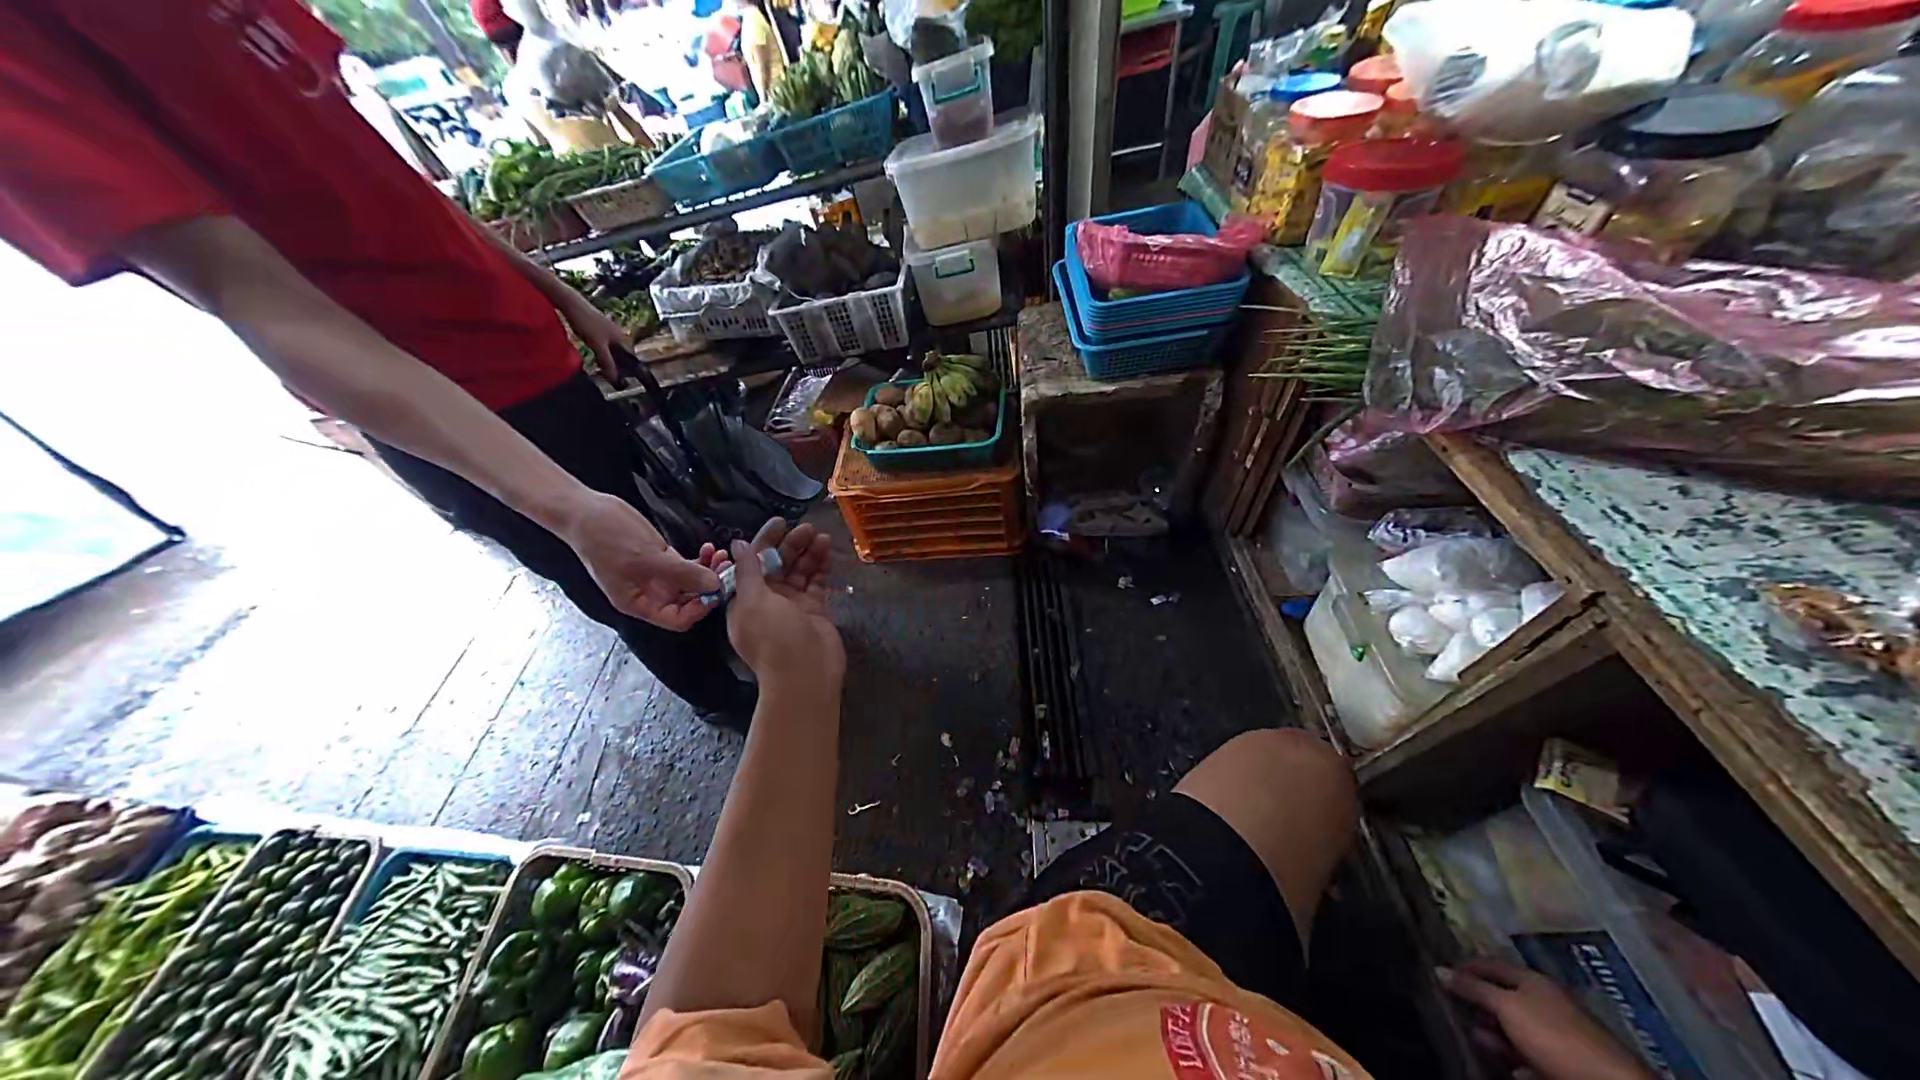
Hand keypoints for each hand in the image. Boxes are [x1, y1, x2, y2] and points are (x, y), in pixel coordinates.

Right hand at [556, 491, 720, 629]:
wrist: (586, 512)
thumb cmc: (604, 537)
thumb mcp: (646, 558)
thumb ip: (681, 573)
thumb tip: (712, 585)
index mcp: (640, 603)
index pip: (677, 619)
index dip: (699, 609)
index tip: (716, 591)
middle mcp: (649, 593)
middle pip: (688, 601)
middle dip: (709, 587)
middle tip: (726, 571)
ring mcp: (655, 576)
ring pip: (691, 582)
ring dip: (709, 571)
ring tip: (721, 557)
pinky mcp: (660, 559)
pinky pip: (687, 566)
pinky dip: (701, 560)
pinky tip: (709, 549)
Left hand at [562, 297, 630, 382]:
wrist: (570, 303)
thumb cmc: (587, 323)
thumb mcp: (598, 346)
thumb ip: (607, 363)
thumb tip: (615, 380)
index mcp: (623, 338)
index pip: (631, 359)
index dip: (628, 371)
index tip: (621, 380)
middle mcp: (619, 334)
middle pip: (621, 355)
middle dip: (616, 366)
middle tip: (609, 377)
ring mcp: (608, 330)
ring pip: (611, 349)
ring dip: (607, 359)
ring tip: (600, 369)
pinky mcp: (598, 327)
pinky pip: (603, 344)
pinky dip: (600, 352)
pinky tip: (593, 355)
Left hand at [721, 518, 842, 690]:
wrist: (805, 674)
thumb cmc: (773, 637)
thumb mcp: (753, 601)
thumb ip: (747, 570)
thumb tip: (739, 544)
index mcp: (744, 599)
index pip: (753, 563)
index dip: (765, 541)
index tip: (780, 522)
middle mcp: (767, 601)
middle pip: (778, 565)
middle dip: (790, 545)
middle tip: (807, 528)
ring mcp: (791, 606)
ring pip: (798, 572)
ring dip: (808, 553)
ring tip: (821, 536)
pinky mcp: (813, 610)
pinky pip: (816, 583)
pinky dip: (821, 567)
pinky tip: (828, 551)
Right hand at [1438, 959, 1655, 1079]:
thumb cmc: (1555, 1038)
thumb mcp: (1507, 1007)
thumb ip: (1473, 988)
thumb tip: (1439, 969)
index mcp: (1532, 980)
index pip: (1488, 963)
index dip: (1462, 967)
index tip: (1437, 976)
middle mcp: (1543, 1001)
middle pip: (1499, 996)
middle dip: (1477, 1005)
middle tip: (1455, 1012)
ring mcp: (1555, 1033)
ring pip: (1512, 1028)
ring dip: (1494, 1035)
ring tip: (1482, 1043)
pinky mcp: (1562, 1062)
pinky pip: (1528, 1054)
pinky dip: (1515, 1058)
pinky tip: (1510, 1068)